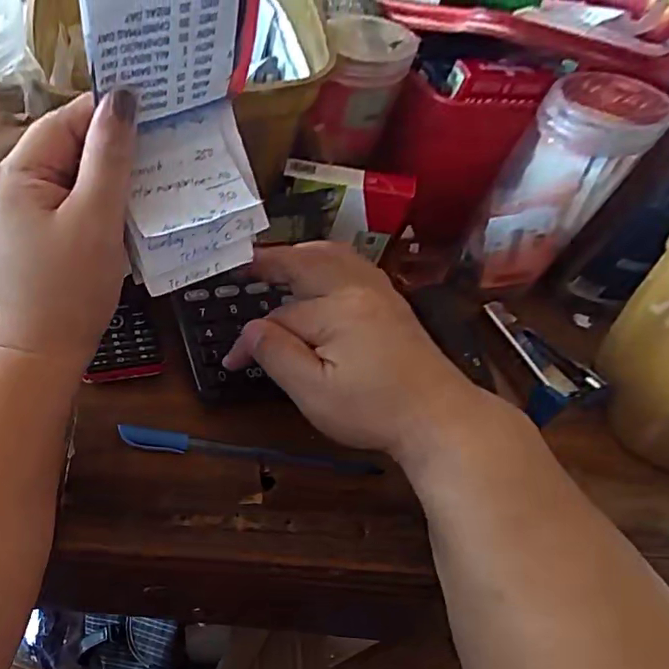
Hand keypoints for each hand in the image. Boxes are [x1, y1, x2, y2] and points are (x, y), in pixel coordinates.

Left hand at [0, 91, 136, 363]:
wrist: (45, 356)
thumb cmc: (72, 291)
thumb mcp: (96, 220)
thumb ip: (109, 157)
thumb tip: (122, 98)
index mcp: (12, 176)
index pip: (63, 123)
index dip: (105, 118)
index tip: (150, 123)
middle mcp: (3, 190)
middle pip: (62, 152)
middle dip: (105, 156)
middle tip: (152, 163)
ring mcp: (11, 219)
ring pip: (64, 183)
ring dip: (101, 185)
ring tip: (139, 195)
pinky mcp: (25, 243)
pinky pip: (61, 210)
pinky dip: (88, 211)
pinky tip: (114, 224)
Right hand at [223, 242, 501, 464]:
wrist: (437, 415)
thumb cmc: (372, 410)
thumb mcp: (314, 392)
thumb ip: (277, 356)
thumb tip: (249, 331)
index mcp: (335, 309)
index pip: (279, 316)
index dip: (251, 339)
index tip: (231, 362)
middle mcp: (357, 288)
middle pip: (305, 262)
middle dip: (270, 262)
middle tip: (242, 264)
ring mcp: (380, 292)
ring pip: (333, 256)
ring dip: (300, 253)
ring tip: (276, 259)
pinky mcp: (393, 303)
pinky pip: (354, 264)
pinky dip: (328, 259)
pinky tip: (323, 269)